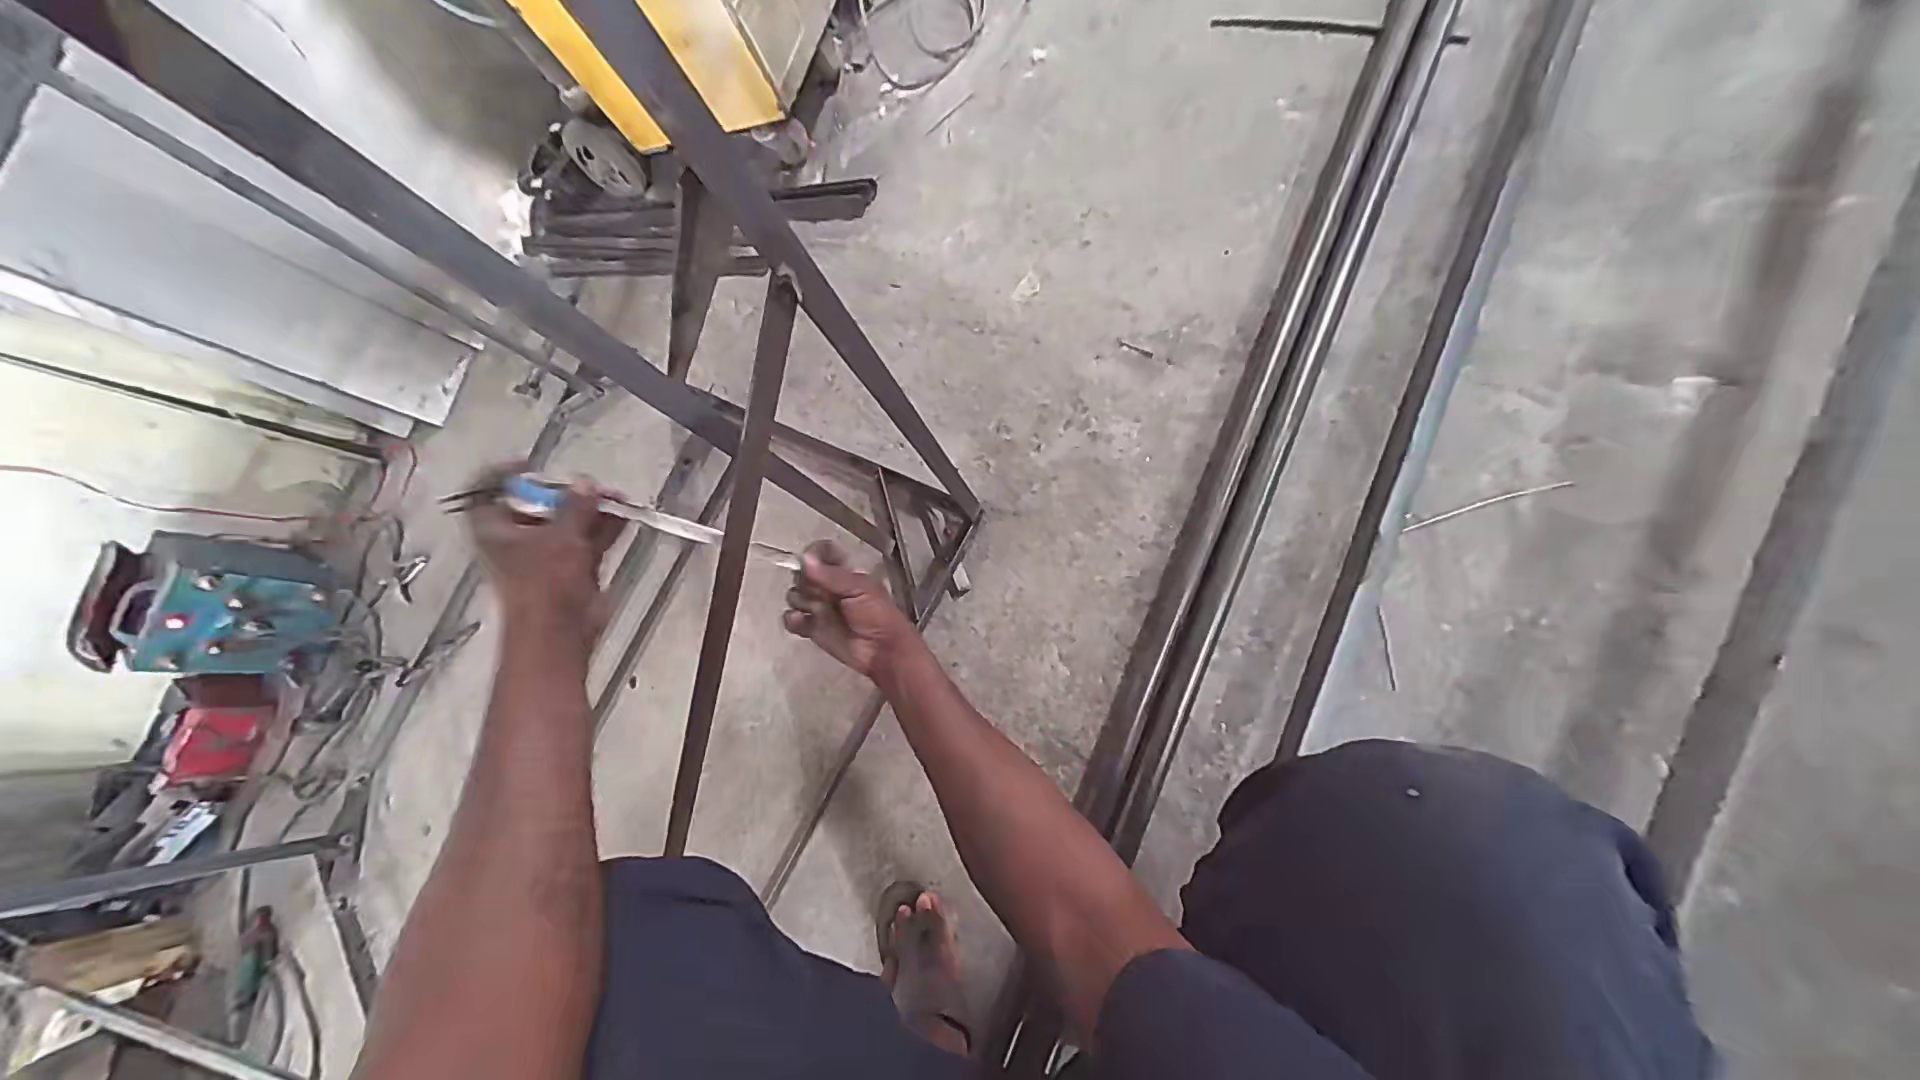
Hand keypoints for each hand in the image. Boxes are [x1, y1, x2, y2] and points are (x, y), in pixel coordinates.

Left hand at [468, 465, 624, 643]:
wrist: (560, 630)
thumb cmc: (544, 582)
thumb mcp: (560, 536)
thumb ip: (575, 506)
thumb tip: (585, 484)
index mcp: (494, 530)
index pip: (491, 492)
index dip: (509, 475)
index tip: (533, 464)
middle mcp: (517, 540)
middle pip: (540, 506)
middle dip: (568, 494)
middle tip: (592, 485)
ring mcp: (547, 556)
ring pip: (569, 524)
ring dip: (592, 511)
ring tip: (616, 498)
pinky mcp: (573, 569)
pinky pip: (588, 541)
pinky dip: (605, 529)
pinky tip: (623, 516)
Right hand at [783, 541, 916, 678]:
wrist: (882, 650)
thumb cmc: (877, 614)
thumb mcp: (860, 590)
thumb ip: (832, 576)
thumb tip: (805, 559)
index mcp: (843, 573)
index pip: (820, 555)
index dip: (812, 557)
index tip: (808, 564)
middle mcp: (828, 587)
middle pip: (802, 576)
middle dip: (804, 582)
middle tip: (818, 592)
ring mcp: (819, 608)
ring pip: (795, 596)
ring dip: (799, 600)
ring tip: (815, 609)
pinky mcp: (812, 628)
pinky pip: (792, 619)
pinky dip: (793, 620)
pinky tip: (802, 621)